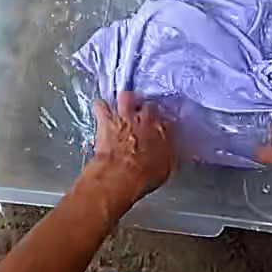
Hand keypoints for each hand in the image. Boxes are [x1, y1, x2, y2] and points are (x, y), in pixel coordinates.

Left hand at [78, 91, 176, 216]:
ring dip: (125, 100)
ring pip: (127, 97)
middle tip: (142, 115)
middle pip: (149, 105)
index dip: (164, 124)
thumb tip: (171, 156)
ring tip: (124, 104)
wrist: (121, 174)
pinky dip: (101, 107)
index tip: (161, 129)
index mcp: (162, 131)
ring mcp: (125, 117)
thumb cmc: (144, 175)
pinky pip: (101, 105)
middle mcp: (145, 119)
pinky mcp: (107, 120)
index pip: (168, 121)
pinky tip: (101, 109)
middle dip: (146, 109)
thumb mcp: (165, 169)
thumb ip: (168, 156)